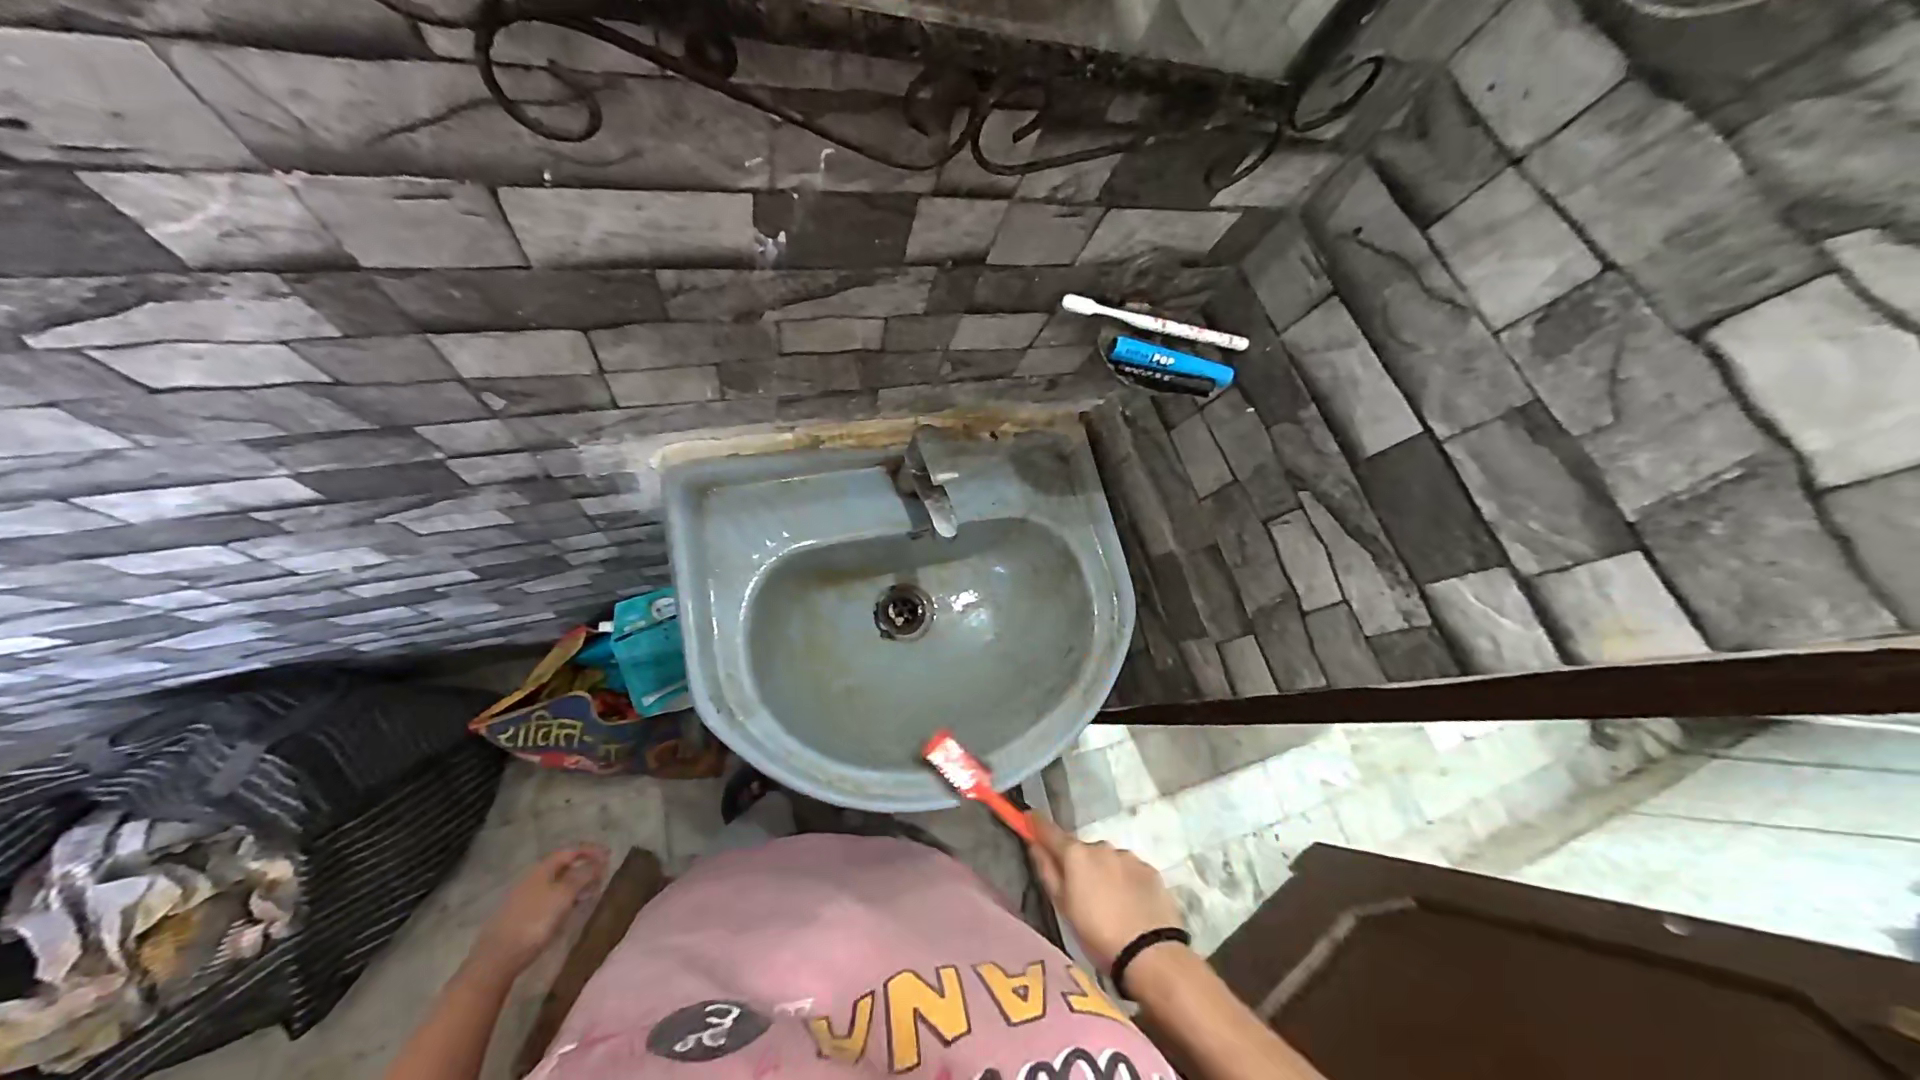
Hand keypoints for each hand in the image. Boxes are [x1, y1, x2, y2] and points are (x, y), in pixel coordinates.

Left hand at [471, 845, 607, 974]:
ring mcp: (524, 897)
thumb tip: (598, 861)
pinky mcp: (521, 915)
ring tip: (591, 892)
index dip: (591, 850)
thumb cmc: (534, 922)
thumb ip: (583, 875)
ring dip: (575, 883)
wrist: (496, 959)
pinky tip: (569, 909)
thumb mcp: (564, 895)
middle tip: (602, 874)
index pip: (570, 850)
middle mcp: (532, 878)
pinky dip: (565, 897)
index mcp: (542, 869)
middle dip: (584, 866)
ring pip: (556, 882)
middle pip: (562, 865)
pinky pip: (549, 897)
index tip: (610, 855)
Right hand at [1028, 816, 1182, 971]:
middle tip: (1080, 893)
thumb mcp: (1063, 907)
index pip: (1049, 830)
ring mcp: (1128, 856)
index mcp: (1075, 854)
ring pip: (1106, 859)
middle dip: (1077, 863)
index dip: (1036, 824)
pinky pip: (1129, 870)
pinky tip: (1129, 905)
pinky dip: (1124, 881)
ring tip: (1108, 904)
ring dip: (1102, 872)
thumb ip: (1047, 871)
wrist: (1150, 953)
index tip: (1028, 818)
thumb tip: (1035, 845)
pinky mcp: (1149, 869)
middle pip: (1080, 849)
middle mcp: (1101, 846)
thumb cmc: (1097, 934)